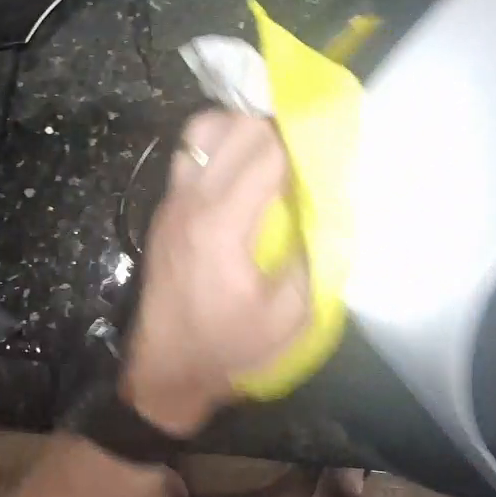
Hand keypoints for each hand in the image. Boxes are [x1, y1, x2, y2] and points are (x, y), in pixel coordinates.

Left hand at [122, 111, 309, 435]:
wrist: (165, 369)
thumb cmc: (228, 346)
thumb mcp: (288, 317)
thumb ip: (313, 257)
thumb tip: (328, 209)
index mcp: (223, 224)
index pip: (266, 152)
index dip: (302, 141)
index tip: (330, 146)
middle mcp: (193, 199)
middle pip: (236, 128)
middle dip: (277, 126)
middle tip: (306, 146)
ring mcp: (174, 199)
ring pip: (204, 129)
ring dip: (241, 127)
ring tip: (271, 147)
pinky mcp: (166, 207)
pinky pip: (191, 152)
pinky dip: (220, 143)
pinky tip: (243, 166)